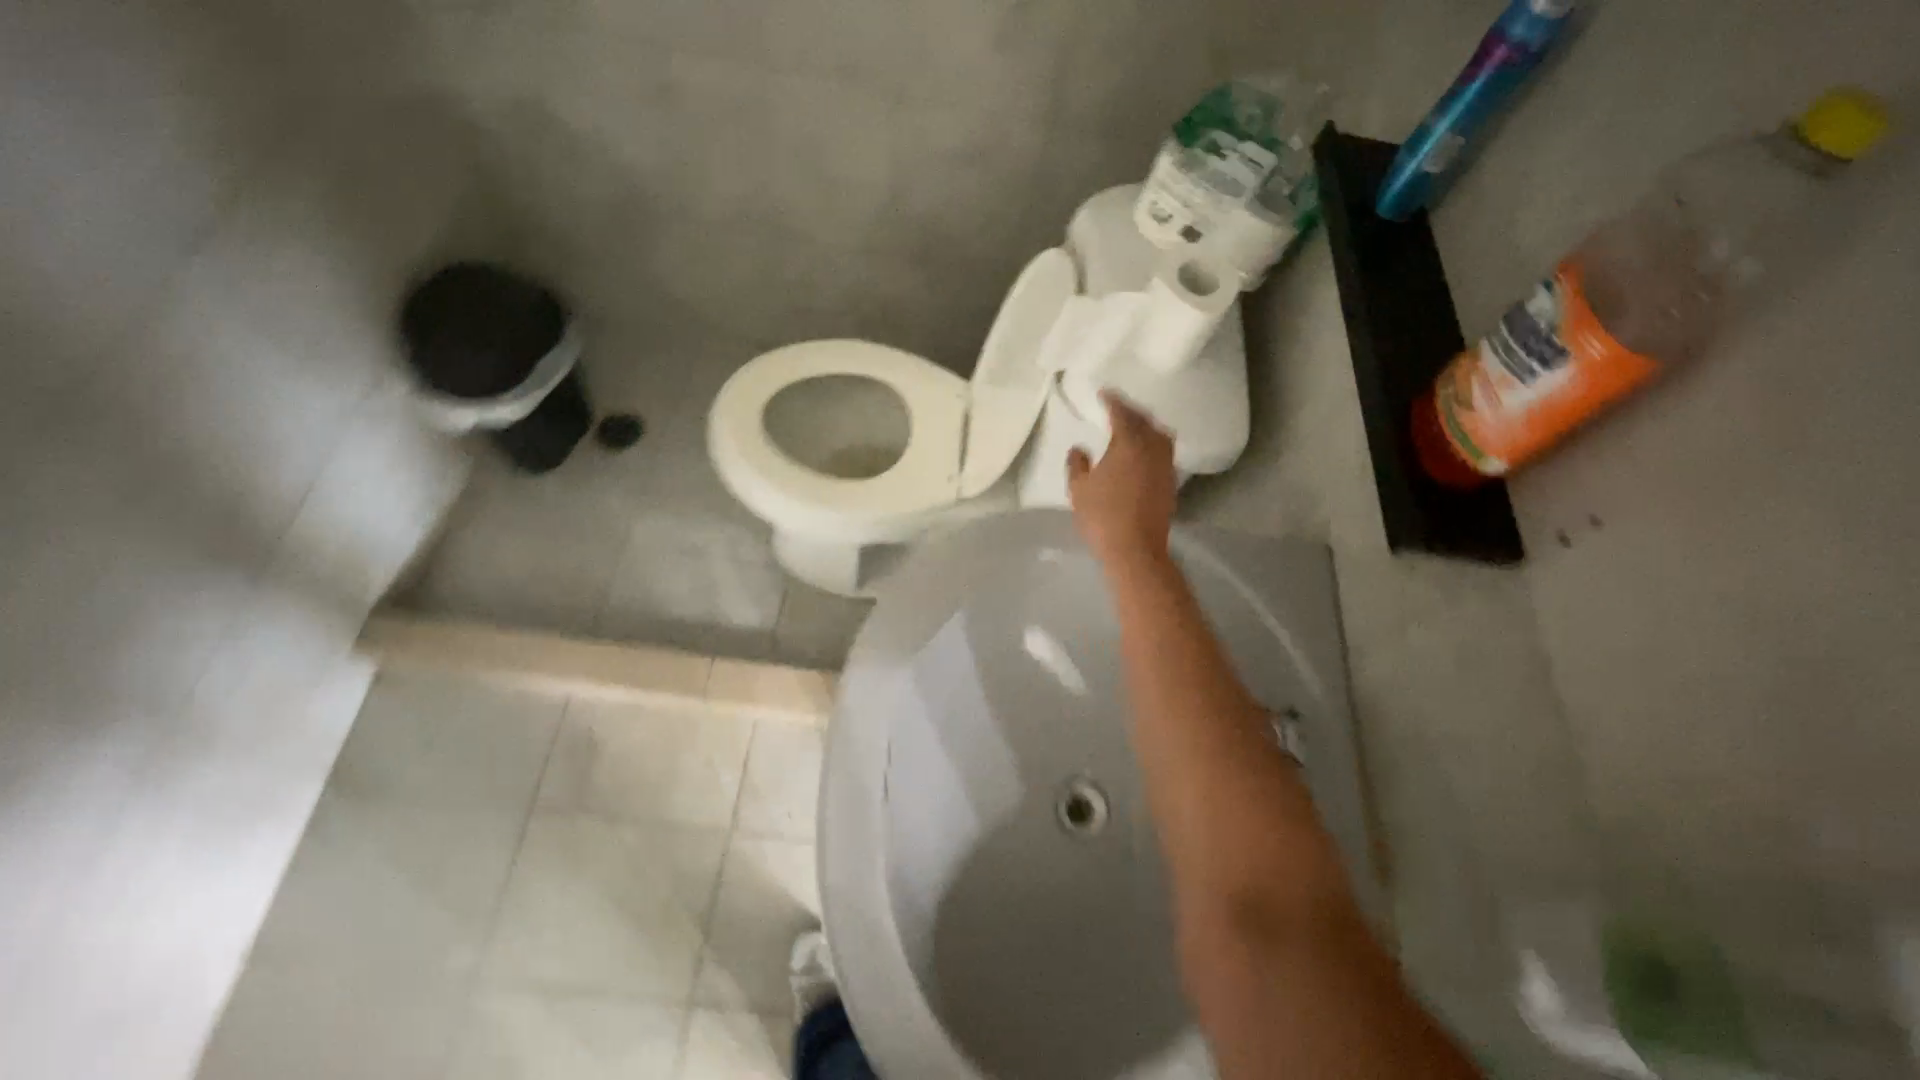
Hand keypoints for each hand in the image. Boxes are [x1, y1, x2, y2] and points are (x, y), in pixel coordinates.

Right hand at [1067, 391, 1176, 569]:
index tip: (1104, 393)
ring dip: (1147, 427)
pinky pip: (1163, 453)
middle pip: (1146, 421)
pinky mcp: (1171, 483)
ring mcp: (1166, 466)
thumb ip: (1077, 464)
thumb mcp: (1078, 489)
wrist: (1135, 550)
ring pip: (1159, 436)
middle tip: (1118, 408)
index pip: (1122, 413)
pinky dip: (1153, 445)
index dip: (1113, 401)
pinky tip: (1142, 453)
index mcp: (1129, 443)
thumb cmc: (1102, 517)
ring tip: (1133, 428)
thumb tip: (1079, 448)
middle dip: (1132, 411)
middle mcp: (1153, 448)